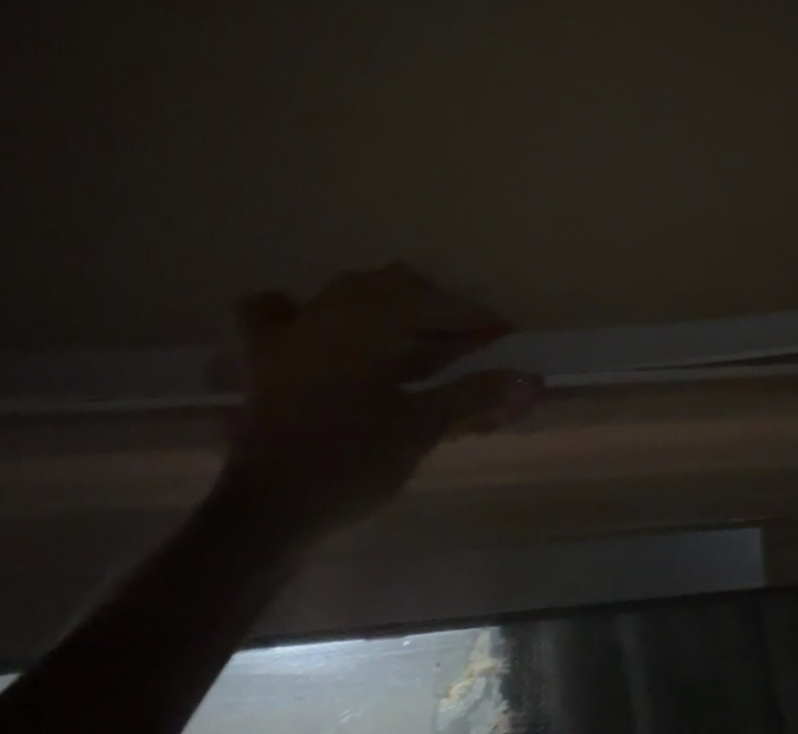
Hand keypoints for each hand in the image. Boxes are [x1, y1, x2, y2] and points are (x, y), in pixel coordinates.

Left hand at [216, 263, 541, 528]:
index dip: (472, 316)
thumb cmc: (351, 462)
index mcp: (368, 319)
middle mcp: (329, 309)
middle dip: (434, 307)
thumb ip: (474, 397)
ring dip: (387, 305)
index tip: (503, 331)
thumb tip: (531, 381)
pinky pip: (275, 314)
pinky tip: (314, 322)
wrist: (269, 510)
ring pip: (347, 294)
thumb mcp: (420, 428)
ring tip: (414, 332)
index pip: (433, 303)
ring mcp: (292, 330)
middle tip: (467, 337)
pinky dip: (297, 310)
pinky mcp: (266, 358)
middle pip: (393, 287)